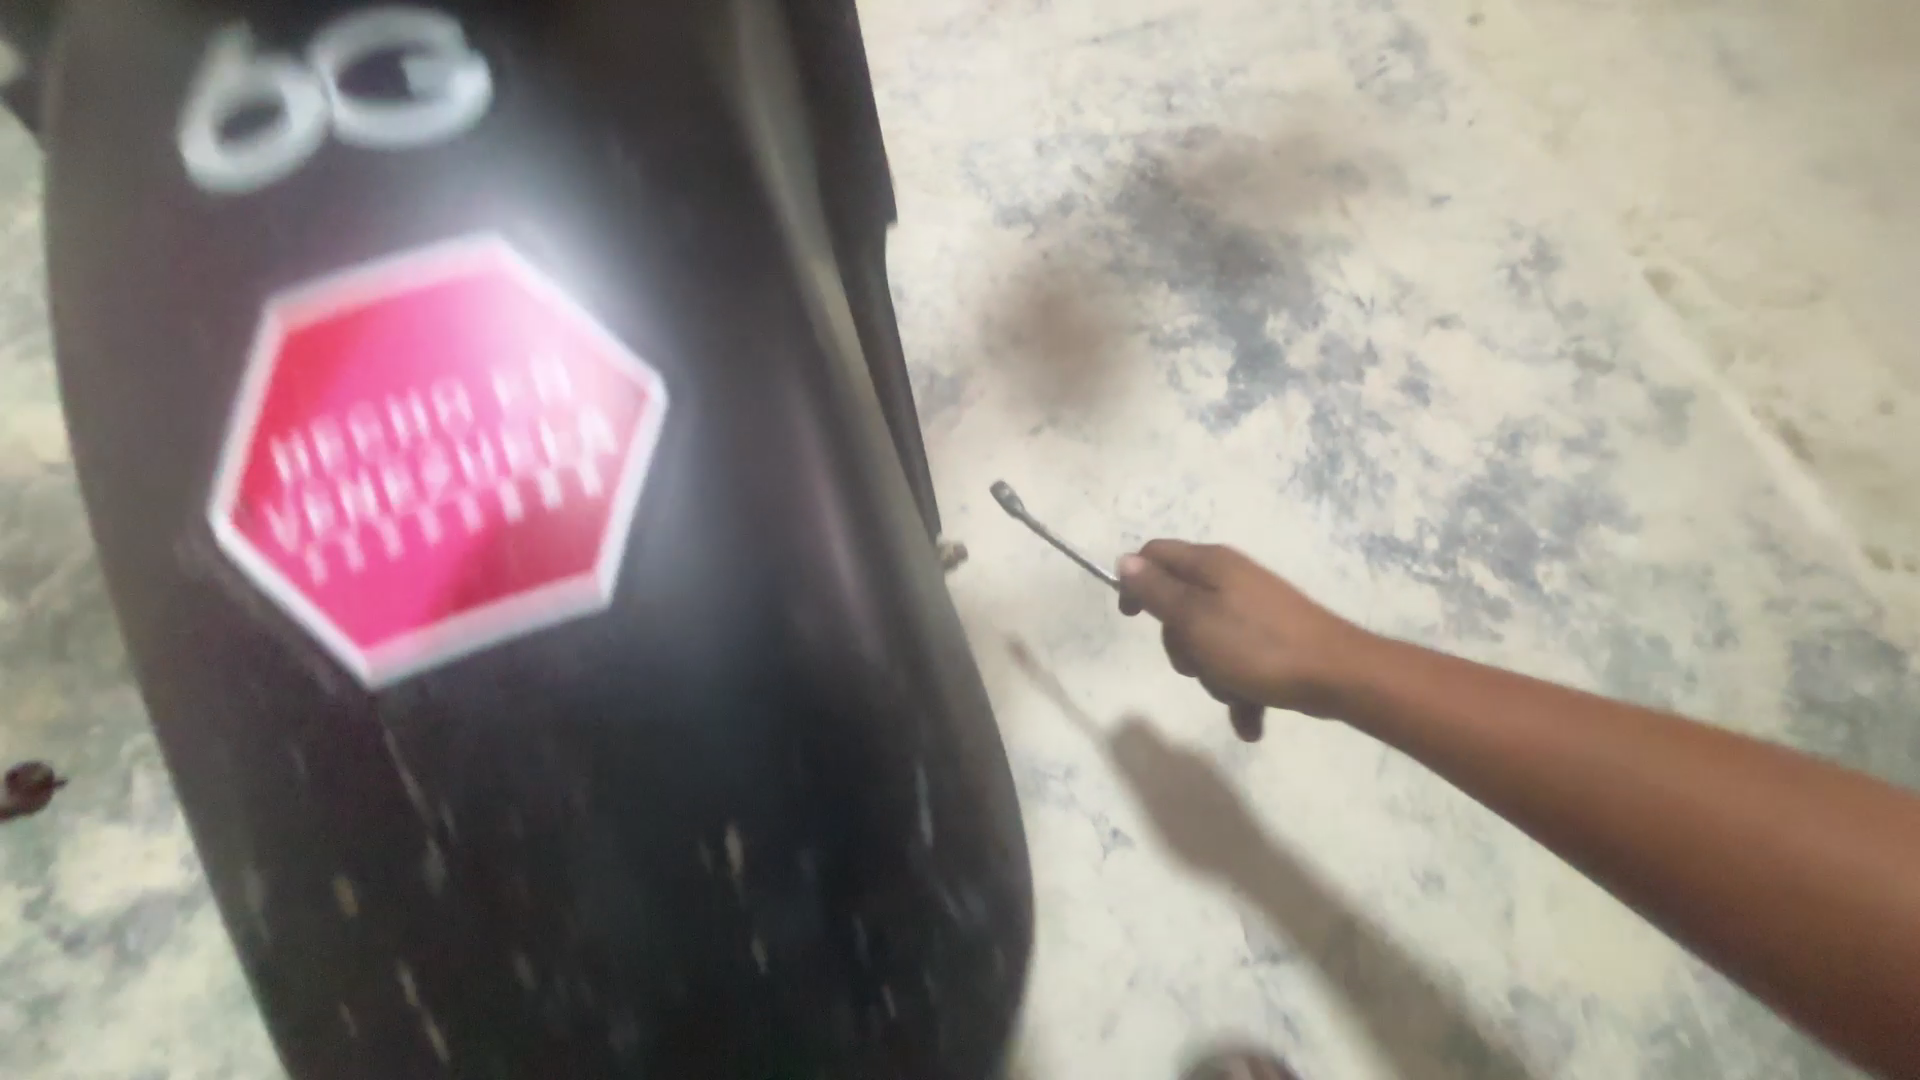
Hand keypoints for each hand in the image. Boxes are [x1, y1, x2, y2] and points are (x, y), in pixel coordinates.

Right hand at [1117, 541, 1375, 735]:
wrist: (1340, 675)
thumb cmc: (1257, 646)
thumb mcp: (1193, 618)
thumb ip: (1156, 591)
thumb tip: (1126, 562)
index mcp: (1210, 565)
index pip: (1154, 555)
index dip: (1135, 583)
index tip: (1133, 619)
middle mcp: (1230, 579)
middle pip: (1178, 606)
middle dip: (1181, 644)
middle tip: (1196, 663)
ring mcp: (1253, 610)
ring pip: (1206, 640)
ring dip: (1211, 674)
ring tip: (1233, 692)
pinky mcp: (1271, 639)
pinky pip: (1237, 661)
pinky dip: (1238, 690)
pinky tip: (1249, 719)